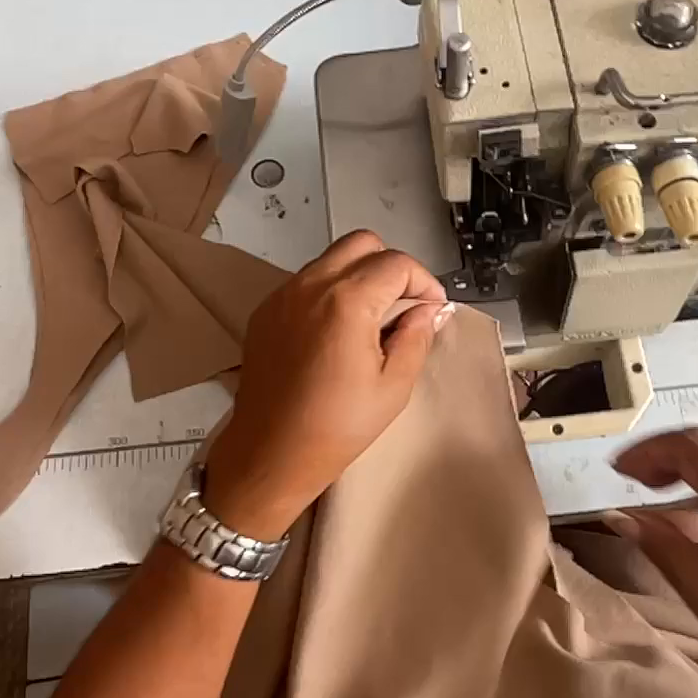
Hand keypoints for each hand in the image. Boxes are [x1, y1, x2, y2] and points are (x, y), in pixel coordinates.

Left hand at [203, 231, 452, 539]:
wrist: (269, 453)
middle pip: (362, 243)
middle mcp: (310, 285)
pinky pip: (306, 281)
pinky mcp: (266, 311)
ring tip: (372, 319)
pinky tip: (338, 332)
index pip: (396, 263)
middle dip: (391, 266)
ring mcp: (283, 295)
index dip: (424, 282)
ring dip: (360, 275)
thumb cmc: (335, 427)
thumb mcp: (393, 387)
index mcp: (346, 302)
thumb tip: (428, 311)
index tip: (431, 308)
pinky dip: (330, 290)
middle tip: (404, 304)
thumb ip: (417, 337)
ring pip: (331, 258)